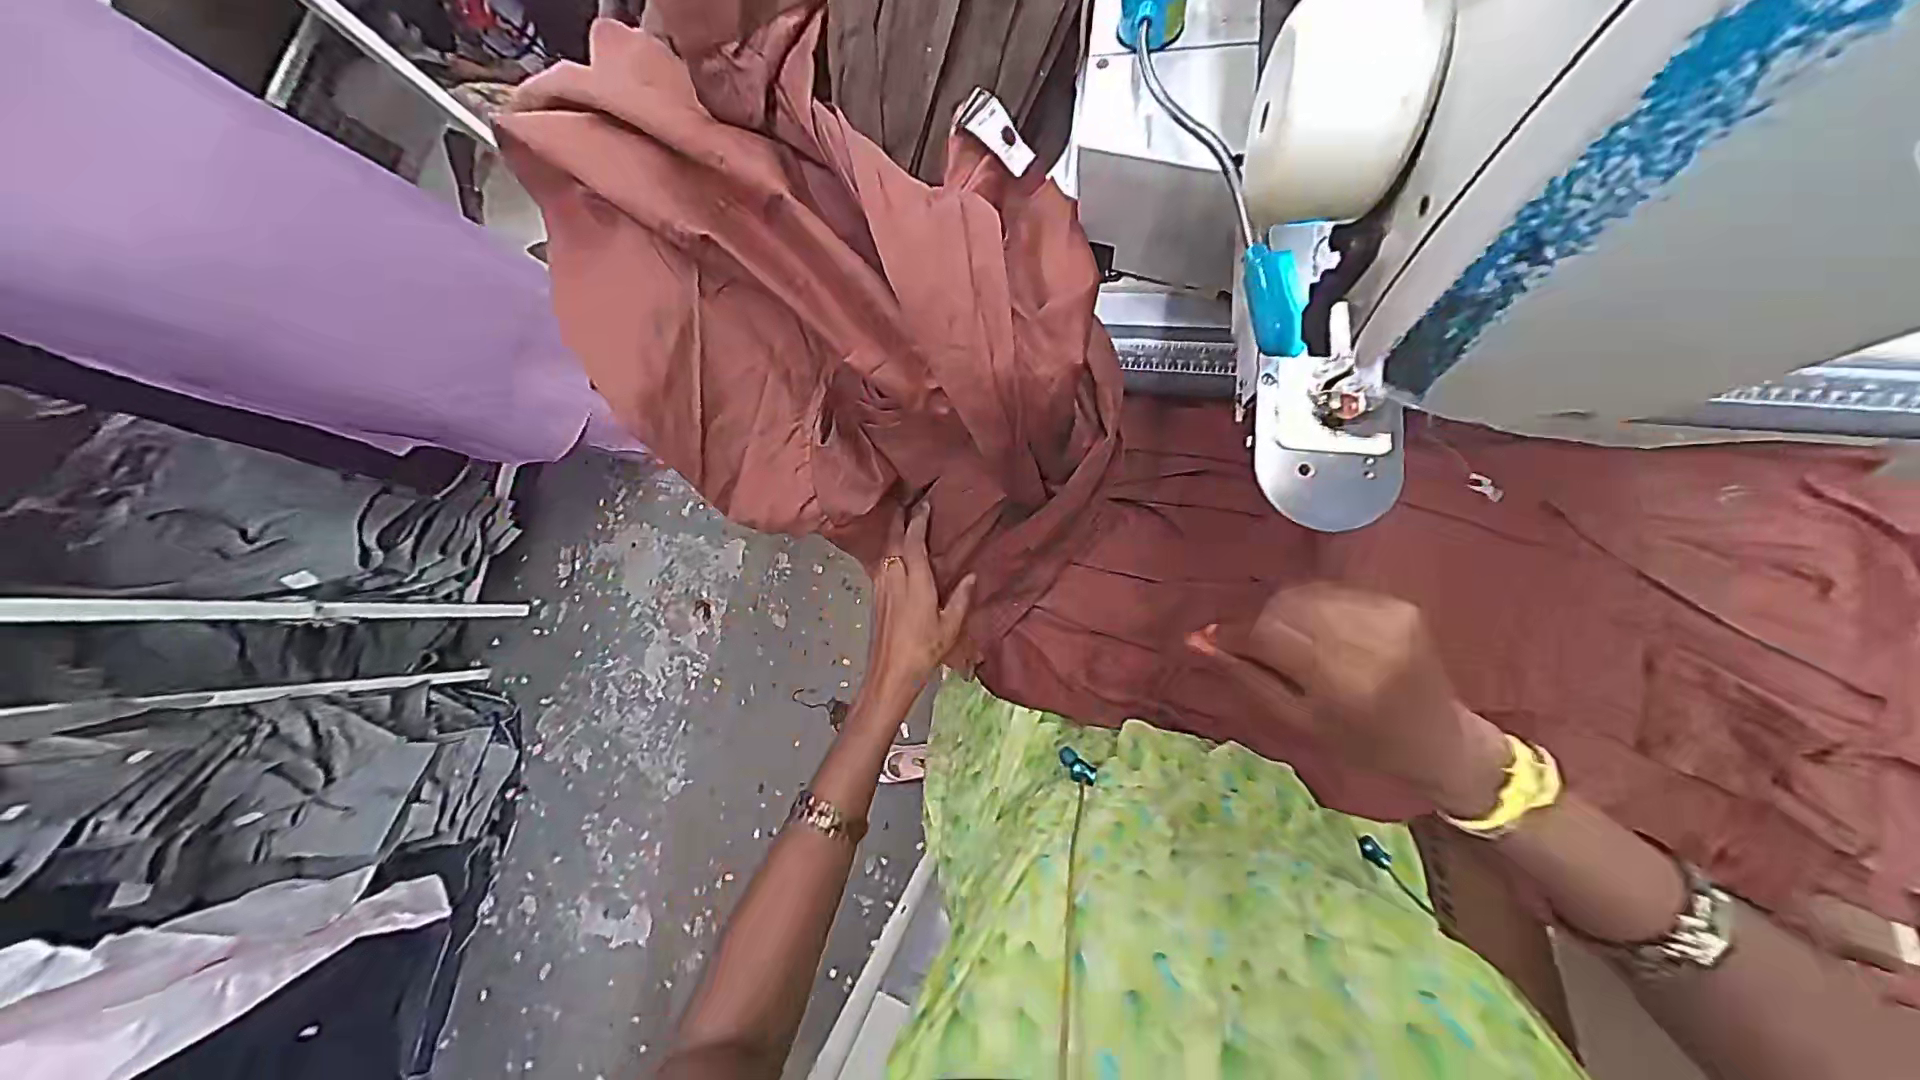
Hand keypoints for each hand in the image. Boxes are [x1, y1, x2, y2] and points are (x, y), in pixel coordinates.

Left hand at [865, 502, 975, 705]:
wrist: (889, 674)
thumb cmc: (923, 651)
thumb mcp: (950, 627)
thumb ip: (961, 598)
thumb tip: (971, 576)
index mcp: (915, 582)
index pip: (914, 542)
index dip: (918, 521)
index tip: (924, 504)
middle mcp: (894, 578)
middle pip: (893, 539)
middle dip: (900, 518)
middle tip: (908, 501)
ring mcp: (881, 586)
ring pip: (885, 550)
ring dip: (893, 532)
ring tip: (901, 519)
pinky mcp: (875, 596)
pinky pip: (881, 563)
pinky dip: (889, 549)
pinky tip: (894, 551)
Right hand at [1188, 582, 1509, 816]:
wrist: (1439, 740)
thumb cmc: (1360, 742)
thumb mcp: (1296, 720)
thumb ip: (1245, 676)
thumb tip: (1196, 640)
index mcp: (1342, 681)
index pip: (1266, 635)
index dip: (1232, 633)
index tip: (1209, 638)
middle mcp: (1367, 641)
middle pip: (1282, 607)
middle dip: (1256, 622)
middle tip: (1249, 645)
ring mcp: (1388, 617)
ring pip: (1304, 593)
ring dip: (1281, 611)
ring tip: (1283, 638)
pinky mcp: (1399, 604)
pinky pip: (1332, 592)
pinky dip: (1310, 605)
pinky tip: (1315, 629)